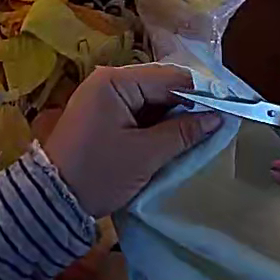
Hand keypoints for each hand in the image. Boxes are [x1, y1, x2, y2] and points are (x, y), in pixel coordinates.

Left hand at [43, 65, 222, 215]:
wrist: (50, 202)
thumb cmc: (98, 173)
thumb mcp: (146, 154)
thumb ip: (184, 132)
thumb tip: (218, 117)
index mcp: (116, 82)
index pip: (170, 77)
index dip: (202, 92)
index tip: (229, 107)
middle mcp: (109, 81)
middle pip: (162, 84)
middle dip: (189, 103)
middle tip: (218, 121)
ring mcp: (104, 97)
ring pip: (152, 98)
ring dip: (175, 114)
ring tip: (203, 129)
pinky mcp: (103, 114)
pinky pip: (139, 110)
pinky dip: (158, 122)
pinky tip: (176, 135)